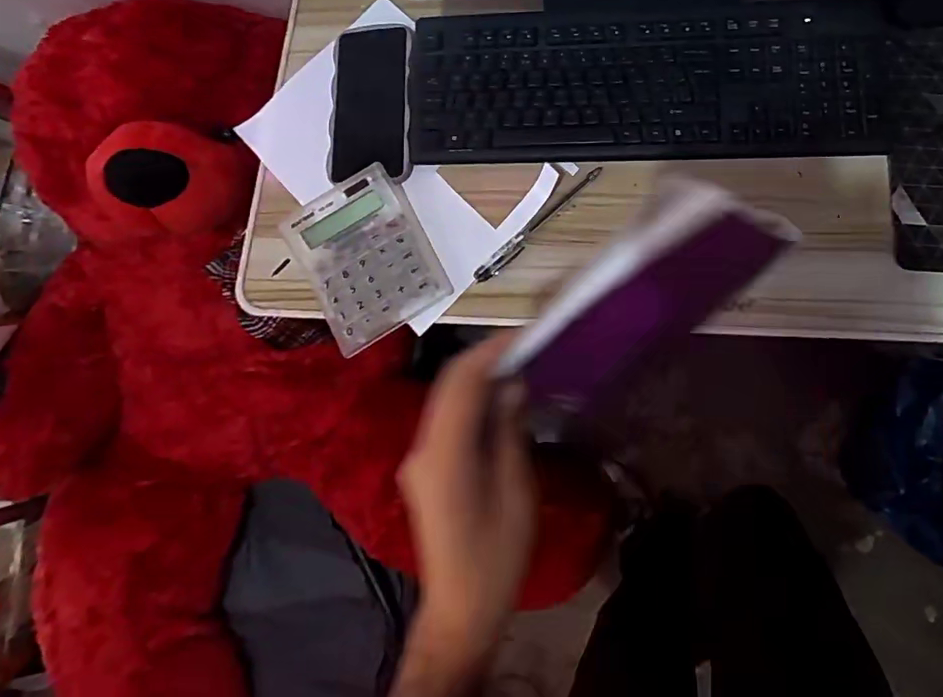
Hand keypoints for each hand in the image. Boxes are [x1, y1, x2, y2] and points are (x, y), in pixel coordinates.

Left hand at [394, 332, 535, 694]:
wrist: (460, 608)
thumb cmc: (495, 557)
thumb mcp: (515, 493)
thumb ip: (509, 432)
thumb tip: (513, 385)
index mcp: (443, 455)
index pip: (461, 383)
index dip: (489, 351)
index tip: (521, 333)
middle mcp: (422, 449)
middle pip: (449, 385)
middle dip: (484, 358)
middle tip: (523, 343)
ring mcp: (419, 458)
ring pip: (446, 399)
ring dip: (478, 377)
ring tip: (516, 363)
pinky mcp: (425, 467)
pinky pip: (447, 419)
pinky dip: (472, 400)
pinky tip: (498, 399)